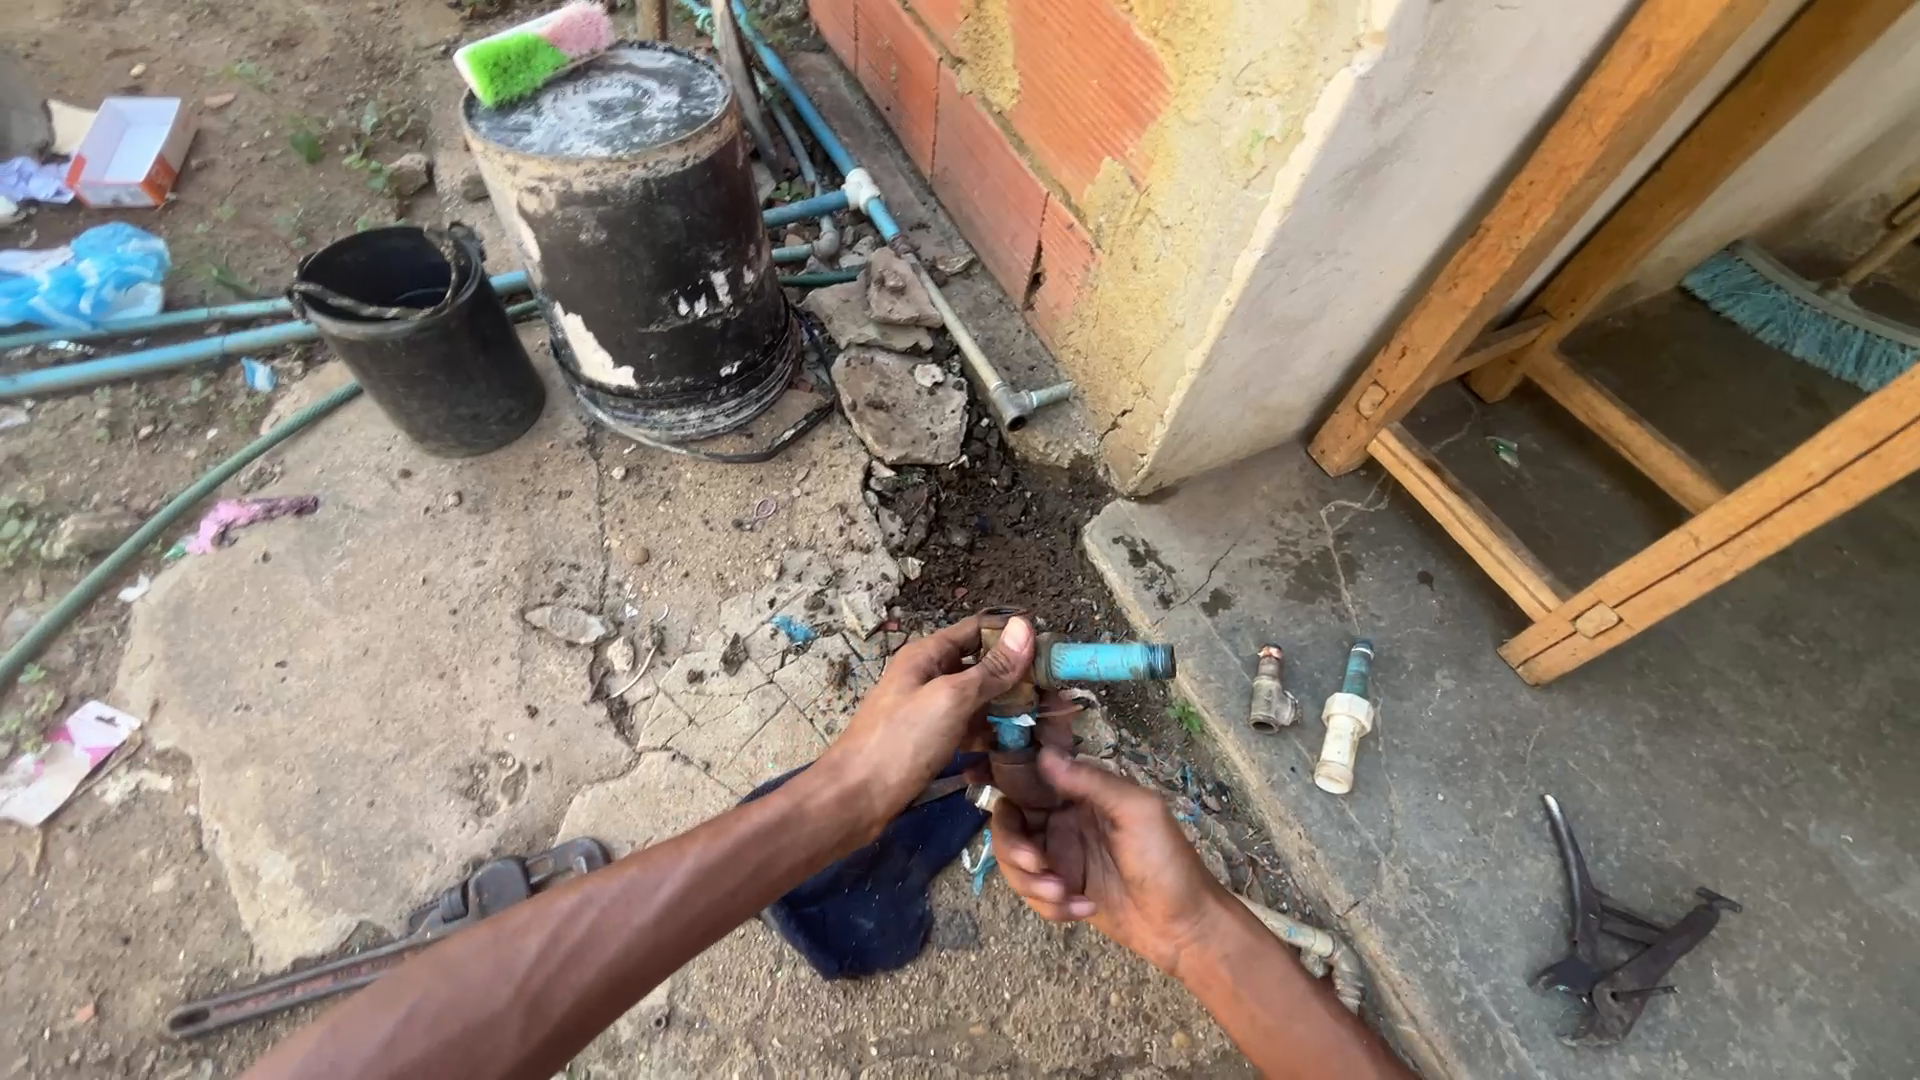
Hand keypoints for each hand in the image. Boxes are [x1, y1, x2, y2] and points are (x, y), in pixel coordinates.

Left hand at [817, 614, 1034, 834]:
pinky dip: (989, 734)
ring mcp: (929, 710)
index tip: (1052, 650)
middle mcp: (929, 676)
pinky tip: (1016, 747)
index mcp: (928, 655)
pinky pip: (968, 729)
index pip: (978, 630)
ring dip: (1007, 708)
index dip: (1013, 636)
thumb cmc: (901, 741)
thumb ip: (991, 668)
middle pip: (981, 666)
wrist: (854, 799)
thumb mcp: (951, 699)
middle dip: (1016, 676)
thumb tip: (1025, 627)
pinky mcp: (931, 741)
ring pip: (977, 700)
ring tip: (1046, 721)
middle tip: (1057, 693)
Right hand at [992, 747, 1232, 975]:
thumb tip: (1044, 755)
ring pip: (1014, 862)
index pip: (1027, 780)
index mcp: (1079, 792)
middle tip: (1036, 864)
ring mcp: (1060, 857)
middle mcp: (1062, 820)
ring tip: (1065, 895)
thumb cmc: (1166, 860)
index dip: (1007, 790)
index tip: (1007, 809)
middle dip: (1012, 846)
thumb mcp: (1137, 811)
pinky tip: (1084, 909)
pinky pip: (1033, 895)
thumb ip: (1091, 781)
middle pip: (1009, 823)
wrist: (1186, 928)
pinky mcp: (1062, 891)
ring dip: (1031, 882)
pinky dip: (1050, 906)